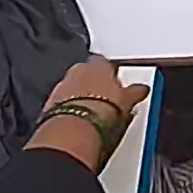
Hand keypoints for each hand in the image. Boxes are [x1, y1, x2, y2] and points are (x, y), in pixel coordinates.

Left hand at [24, 55, 150, 169]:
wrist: (76, 129)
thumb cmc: (102, 111)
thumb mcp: (128, 101)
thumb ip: (135, 92)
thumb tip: (140, 90)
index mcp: (99, 64)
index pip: (108, 63)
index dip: (115, 75)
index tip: (120, 85)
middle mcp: (77, 71)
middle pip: (89, 74)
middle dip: (97, 84)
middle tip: (109, 99)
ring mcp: (63, 86)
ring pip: (76, 87)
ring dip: (84, 96)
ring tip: (96, 113)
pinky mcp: (52, 103)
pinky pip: (65, 101)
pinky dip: (73, 107)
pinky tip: (83, 119)